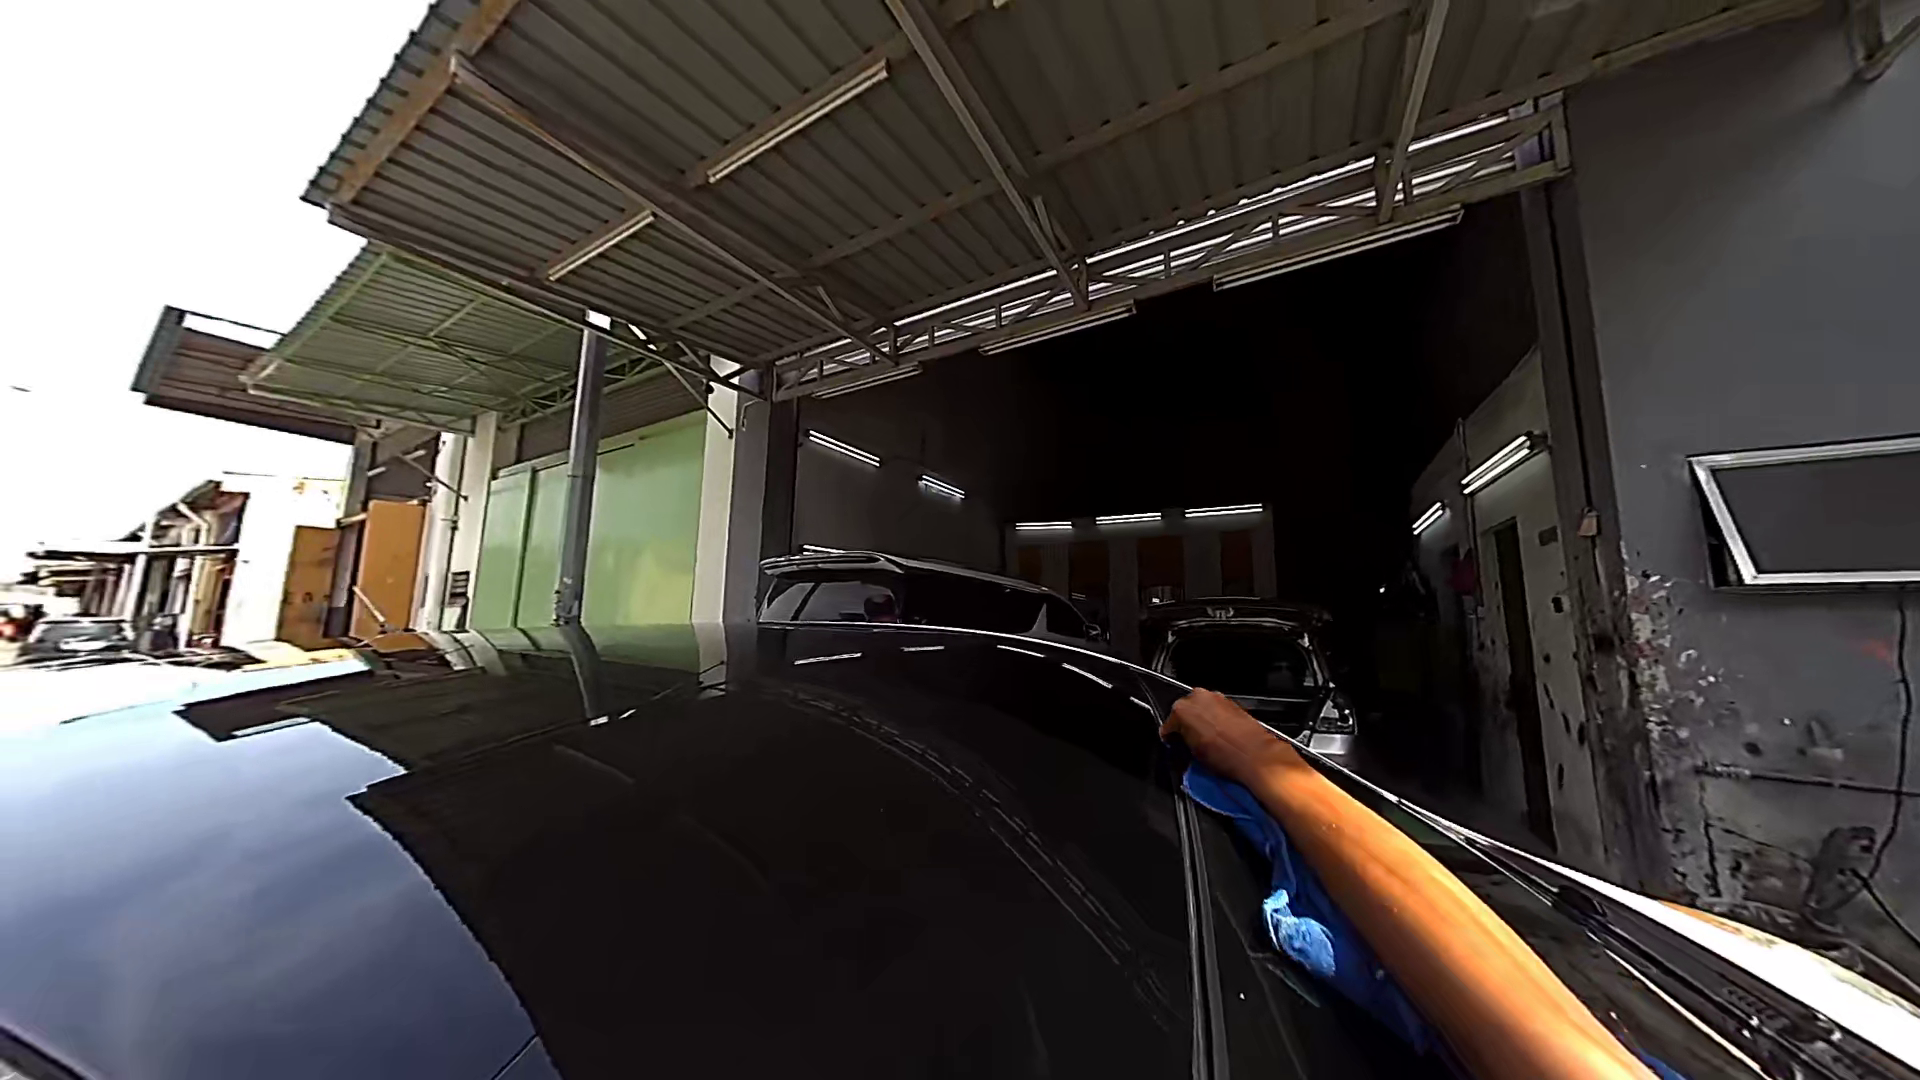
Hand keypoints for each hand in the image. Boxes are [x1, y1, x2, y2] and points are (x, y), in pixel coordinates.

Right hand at [1160, 688, 1301, 786]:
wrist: (1257, 756)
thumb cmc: (1226, 756)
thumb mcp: (1194, 754)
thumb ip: (1184, 741)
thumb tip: (1185, 741)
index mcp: (1181, 709)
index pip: (1168, 724)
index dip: (1171, 737)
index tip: (1174, 743)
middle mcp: (1196, 697)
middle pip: (1184, 711)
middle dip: (1186, 725)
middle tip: (1191, 742)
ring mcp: (1215, 697)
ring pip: (1201, 708)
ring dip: (1201, 720)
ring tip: (1208, 739)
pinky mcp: (1231, 701)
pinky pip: (1215, 709)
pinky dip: (1215, 718)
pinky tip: (1221, 734)